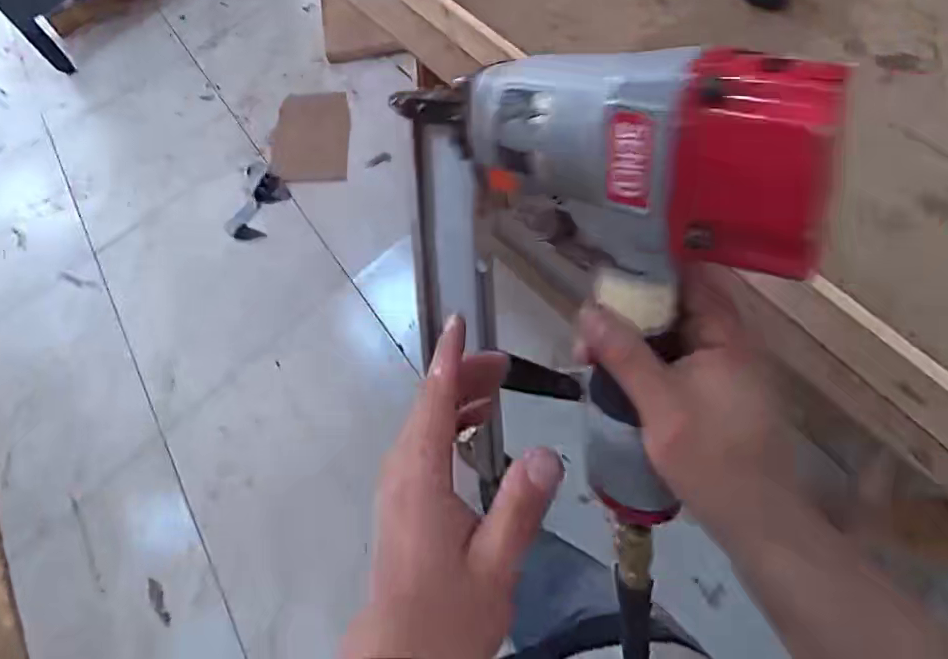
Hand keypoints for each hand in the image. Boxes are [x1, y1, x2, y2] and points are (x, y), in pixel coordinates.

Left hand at [341, 315, 563, 658]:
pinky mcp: (402, 492)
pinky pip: (425, 440)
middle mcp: (402, 465)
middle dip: (463, 374)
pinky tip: (476, 425)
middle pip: (430, 402)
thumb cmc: (447, 612)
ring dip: (458, 397)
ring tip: (497, 386)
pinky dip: (449, 421)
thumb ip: (520, 506)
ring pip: (426, 420)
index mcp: (420, 471)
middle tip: (504, 363)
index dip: (448, 357)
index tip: (457, 321)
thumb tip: (549, 452)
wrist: (401, 652)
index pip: (433, 397)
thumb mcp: (495, 564)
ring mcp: (398, 478)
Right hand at [574, 268, 794, 536]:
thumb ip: (623, 353)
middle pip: (674, 305)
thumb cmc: (714, 461)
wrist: (759, 528)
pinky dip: (642, 359)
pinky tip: (613, 373)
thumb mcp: (660, 405)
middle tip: (589, 324)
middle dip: (627, 309)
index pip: (691, 278)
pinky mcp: (713, 391)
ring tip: (590, 353)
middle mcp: (728, 343)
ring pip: (669, 333)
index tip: (608, 273)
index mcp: (727, 337)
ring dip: (630, 337)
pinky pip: (672, 358)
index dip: (650, 269)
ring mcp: (722, 368)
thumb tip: (587, 309)